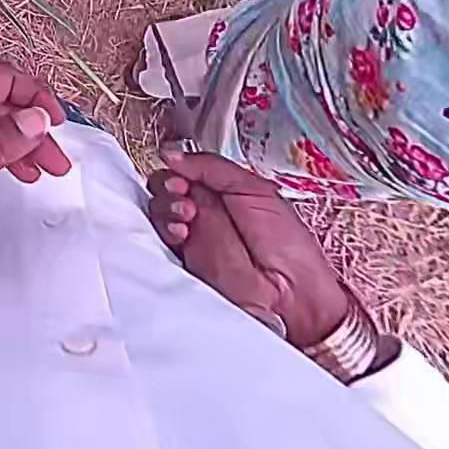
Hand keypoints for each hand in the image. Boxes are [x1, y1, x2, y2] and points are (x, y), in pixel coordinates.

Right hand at [146, 150, 350, 347]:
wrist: (292, 293)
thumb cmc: (286, 245)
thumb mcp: (255, 190)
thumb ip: (211, 167)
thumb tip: (171, 155)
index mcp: (218, 192)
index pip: (182, 170)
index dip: (178, 168)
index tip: (183, 172)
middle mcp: (198, 211)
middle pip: (162, 187)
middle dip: (167, 185)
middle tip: (182, 192)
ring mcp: (186, 234)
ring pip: (156, 209)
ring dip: (166, 207)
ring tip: (188, 216)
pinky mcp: (178, 258)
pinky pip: (155, 236)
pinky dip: (164, 228)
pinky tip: (182, 232)